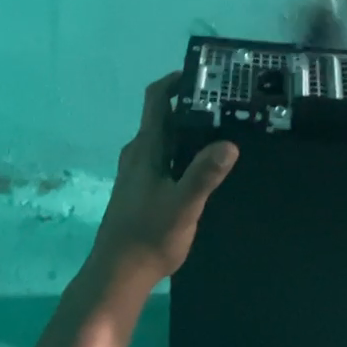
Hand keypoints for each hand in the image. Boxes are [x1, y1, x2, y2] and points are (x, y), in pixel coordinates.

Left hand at [89, 72, 239, 286]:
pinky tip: (202, 168)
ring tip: (221, 133)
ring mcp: (136, 173)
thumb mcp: (183, 205)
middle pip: (161, 118)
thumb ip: (204, 174)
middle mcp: (137, 154)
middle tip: (224, 105)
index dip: (174, 81)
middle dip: (189, 107)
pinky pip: (162, 159)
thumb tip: (229, 143)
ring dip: (186, 132)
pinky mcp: (140, 190)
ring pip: (162, 140)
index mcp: (145, 149)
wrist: (117, 273)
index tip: (201, 73)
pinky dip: (181, 153)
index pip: (156, 100)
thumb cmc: (148, 235)